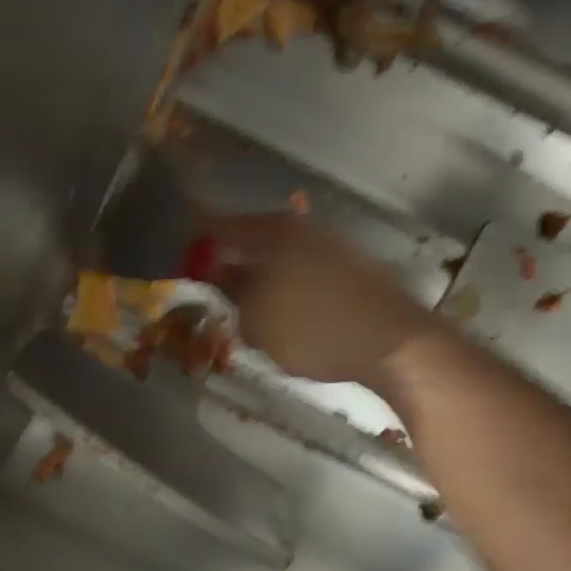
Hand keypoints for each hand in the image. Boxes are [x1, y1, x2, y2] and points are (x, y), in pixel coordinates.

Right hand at [211, 214, 440, 384]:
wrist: (395, 345)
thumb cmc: (316, 329)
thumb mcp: (258, 321)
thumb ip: (231, 295)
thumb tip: (217, 277)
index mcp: (275, 231)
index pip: (220, 225)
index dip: (195, 239)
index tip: (175, 254)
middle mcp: (303, 230)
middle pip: (253, 241)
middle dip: (228, 261)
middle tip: (206, 284)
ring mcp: (331, 250)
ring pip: (280, 260)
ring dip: (258, 278)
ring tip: (240, 306)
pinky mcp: (352, 275)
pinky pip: (303, 276)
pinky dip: (285, 290)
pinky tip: (280, 314)